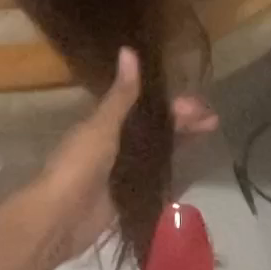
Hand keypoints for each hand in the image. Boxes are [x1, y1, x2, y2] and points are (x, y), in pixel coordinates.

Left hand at [29, 49, 218, 263]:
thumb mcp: (102, 127)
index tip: (200, 104)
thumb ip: (122, 95)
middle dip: (182, 122)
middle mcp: (114, 143)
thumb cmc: (78, 166)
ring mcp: (120, 171)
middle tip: (212, 119)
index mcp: (106, 122)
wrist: (58, 219)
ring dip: (179, 142)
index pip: (147, 106)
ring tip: (207, 135)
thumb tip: (129, 50)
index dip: (173, 104)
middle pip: (155, 128)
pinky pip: (152, 178)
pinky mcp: (125, 197)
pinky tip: (189, 168)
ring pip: (156, 151)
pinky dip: (168, 170)